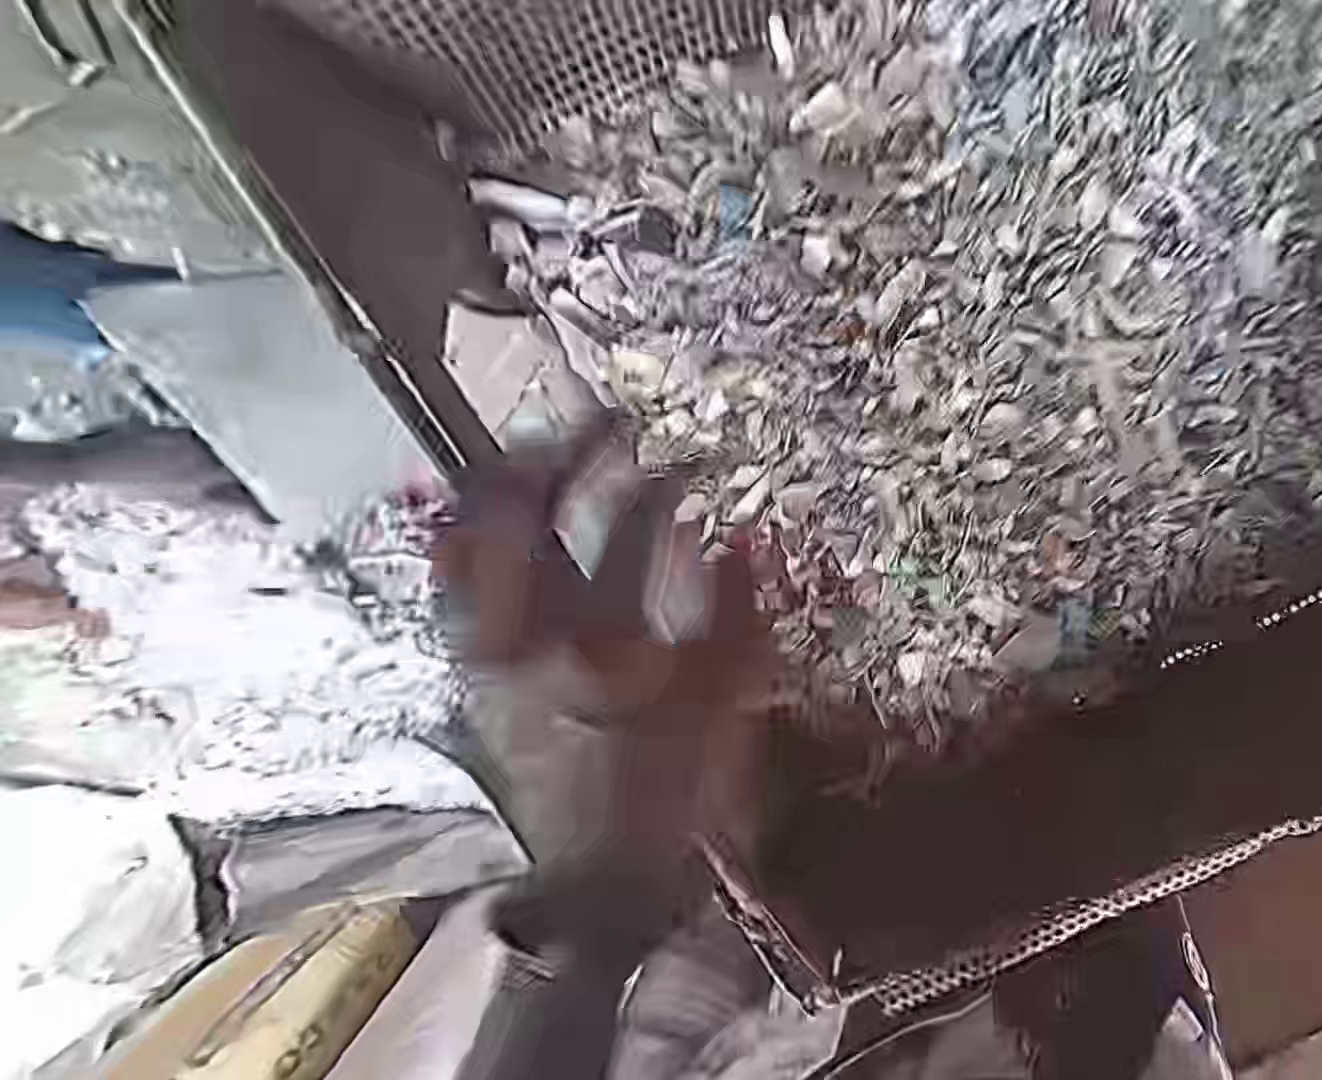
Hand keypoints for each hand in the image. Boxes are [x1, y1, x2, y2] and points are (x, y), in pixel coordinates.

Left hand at [435, 421, 778, 963]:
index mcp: (603, 634)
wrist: (600, 861)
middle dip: (565, 453)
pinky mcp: (473, 667)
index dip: (663, 481)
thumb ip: (733, 608)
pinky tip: (492, 515)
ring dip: (506, 483)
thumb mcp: (724, 692)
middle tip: (600, 422)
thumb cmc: (672, 776)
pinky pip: (454, 581)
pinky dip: (471, 535)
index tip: (686, 458)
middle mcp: (528, 630)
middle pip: (524, 512)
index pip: (633, 529)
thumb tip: (743, 533)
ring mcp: (486, 648)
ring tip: (540, 449)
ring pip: (468, 539)